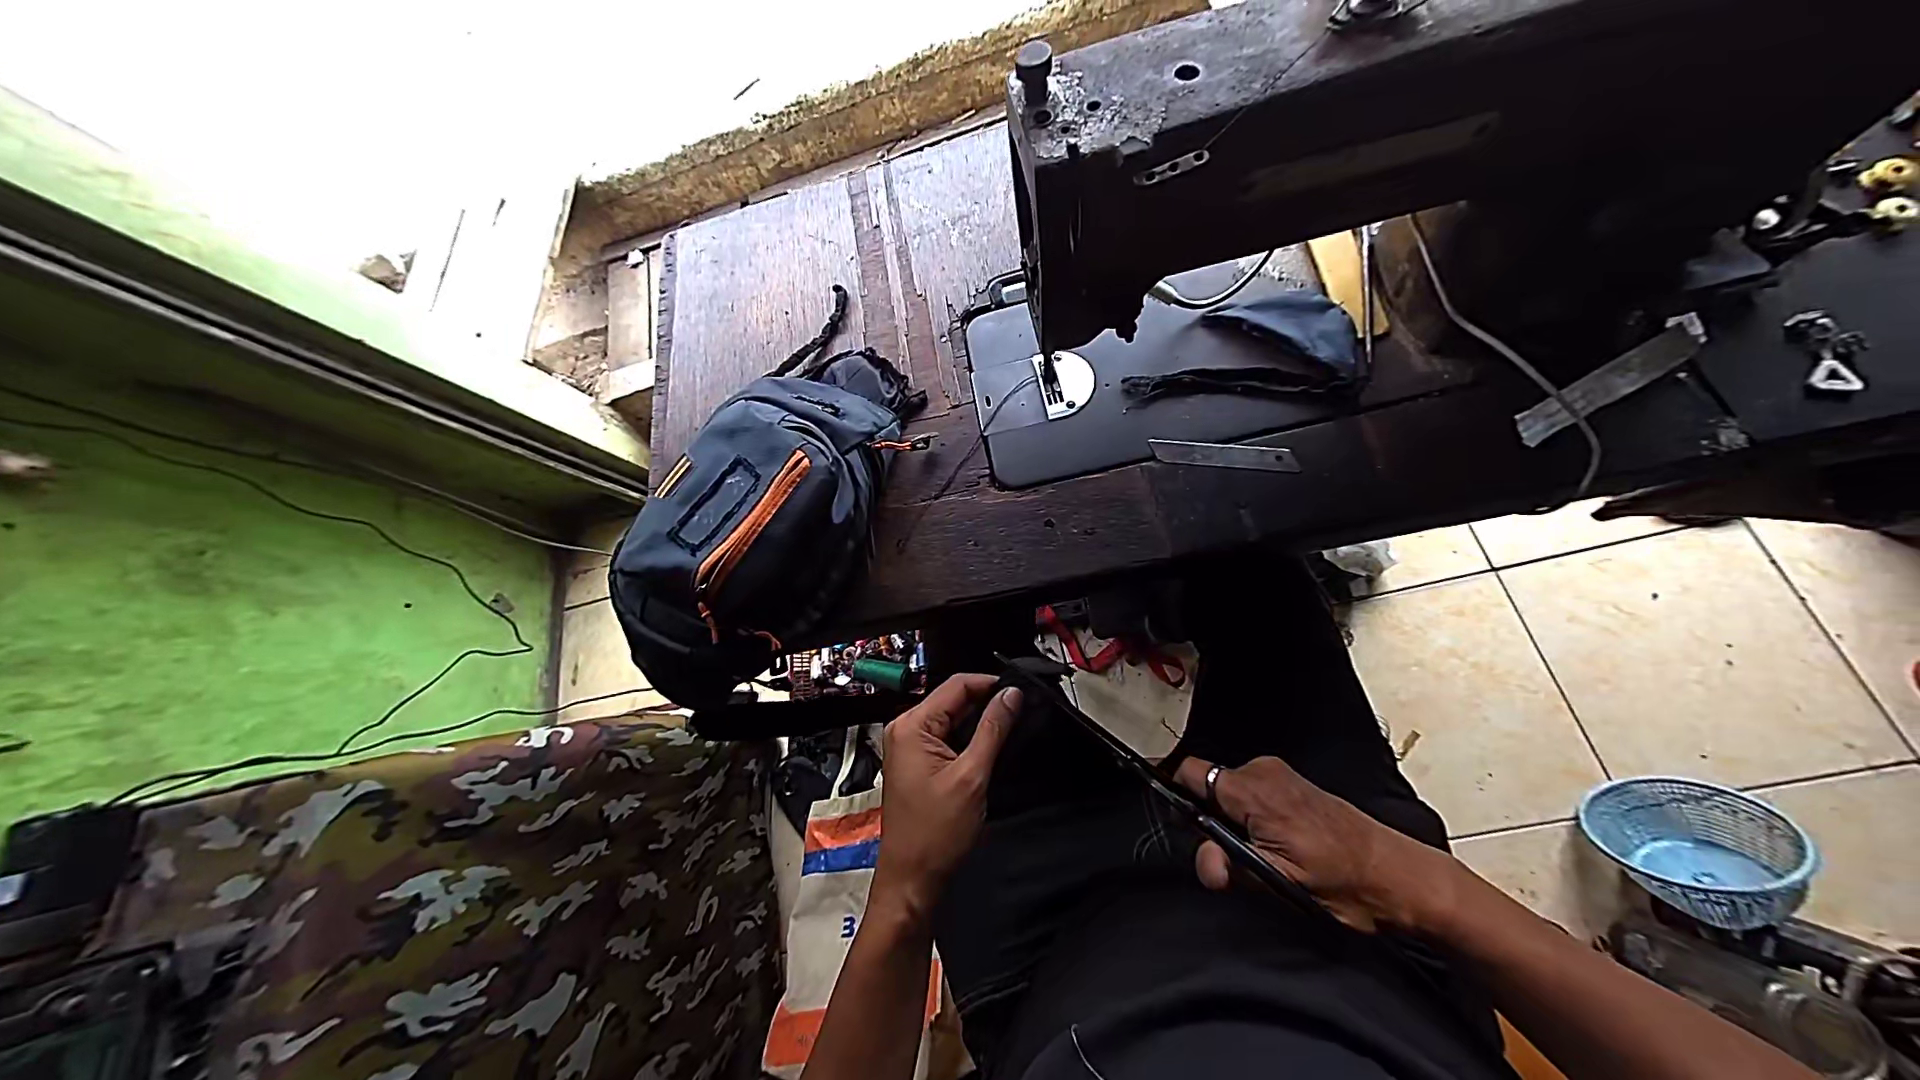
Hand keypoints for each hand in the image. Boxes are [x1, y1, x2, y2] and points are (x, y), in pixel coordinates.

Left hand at [873, 675, 1022, 913]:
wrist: (912, 878)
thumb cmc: (934, 834)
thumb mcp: (972, 776)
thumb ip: (993, 729)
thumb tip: (1011, 696)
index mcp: (911, 726)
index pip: (956, 685)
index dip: (990, 684)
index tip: (1019, 690)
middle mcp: (905, 729)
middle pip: (953, 698)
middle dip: (987, 701)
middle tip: (1021, 708)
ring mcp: (909, 746)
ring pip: (951, 717)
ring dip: (980, 720)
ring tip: (1011, 724)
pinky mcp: (917, 761)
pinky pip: (946, 735)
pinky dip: (968, 737)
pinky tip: (990, 744)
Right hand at [1174, 755, 1456, 933]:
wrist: (1399, 874)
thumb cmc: (1348, 881)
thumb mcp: (1284, 884)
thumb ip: (1234, 868)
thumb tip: (1204, 862)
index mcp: (1254, 790)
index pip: (1188, 772)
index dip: (1178, 799)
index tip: (1184, 826)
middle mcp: (1263, 771)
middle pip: (1207, 783)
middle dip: (1209, 817)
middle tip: (1232, 856)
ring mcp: (1279, 774)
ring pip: (1229, 789)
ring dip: (1232, 818)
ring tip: (1261, 853)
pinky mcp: (1291, 782)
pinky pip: (1251, 790)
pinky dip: (1250, 814)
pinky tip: (1275, 844)